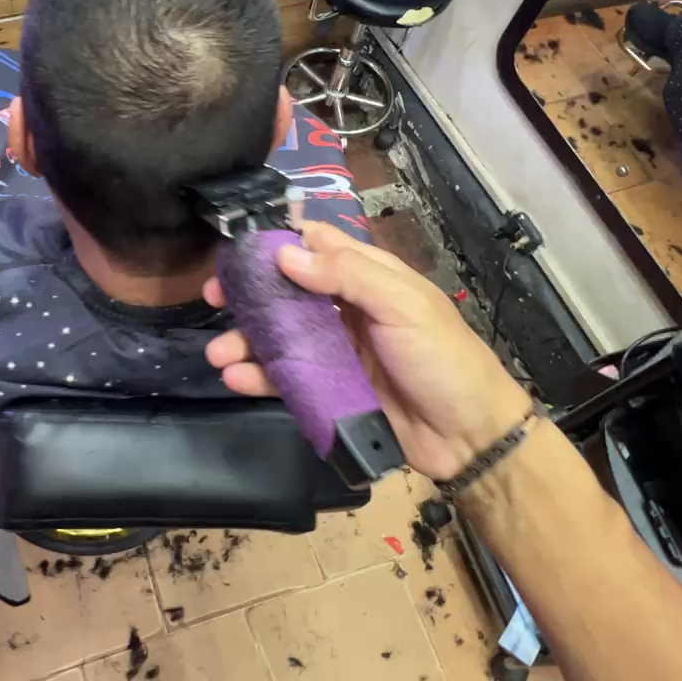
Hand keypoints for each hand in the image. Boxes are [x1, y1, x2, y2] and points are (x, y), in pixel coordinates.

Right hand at [204, 222, 534, 480]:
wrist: (469, 436)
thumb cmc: (443, 359)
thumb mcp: (403, 305)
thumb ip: (348, 275)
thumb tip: (286, 255)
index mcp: (367, 277)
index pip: (314, 247)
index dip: (275, 243)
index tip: (237, 249)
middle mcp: (344, 308)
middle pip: (285, 291)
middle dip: (247, 294)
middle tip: (212, 298)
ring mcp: (334, 350)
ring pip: (278, 336)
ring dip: (245, 340)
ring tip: (217, 355)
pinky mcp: (327, 389)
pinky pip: (285, 377)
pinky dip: (258, 376)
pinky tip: (236, 378)